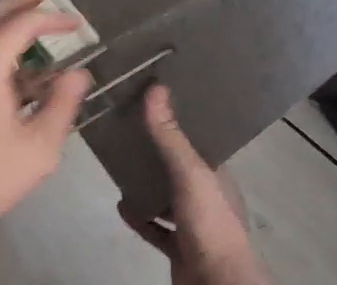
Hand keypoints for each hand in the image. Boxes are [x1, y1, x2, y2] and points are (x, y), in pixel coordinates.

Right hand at [118, 85, 271, 284]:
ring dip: (145, 183)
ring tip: (118, 162)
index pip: (197, 139)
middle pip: (177, 166)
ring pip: (166, 196)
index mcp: (217, 175)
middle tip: (124, 126)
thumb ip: (170, 136)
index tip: (150, 99)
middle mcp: (208, 197)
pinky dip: (139, 216)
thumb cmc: (211, 223)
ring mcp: (194, 224)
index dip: (176, 120)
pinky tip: (121, 204)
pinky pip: (156, 227)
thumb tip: (156, 87)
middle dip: (154, 150)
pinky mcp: (179, 248)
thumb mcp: (190, 174)